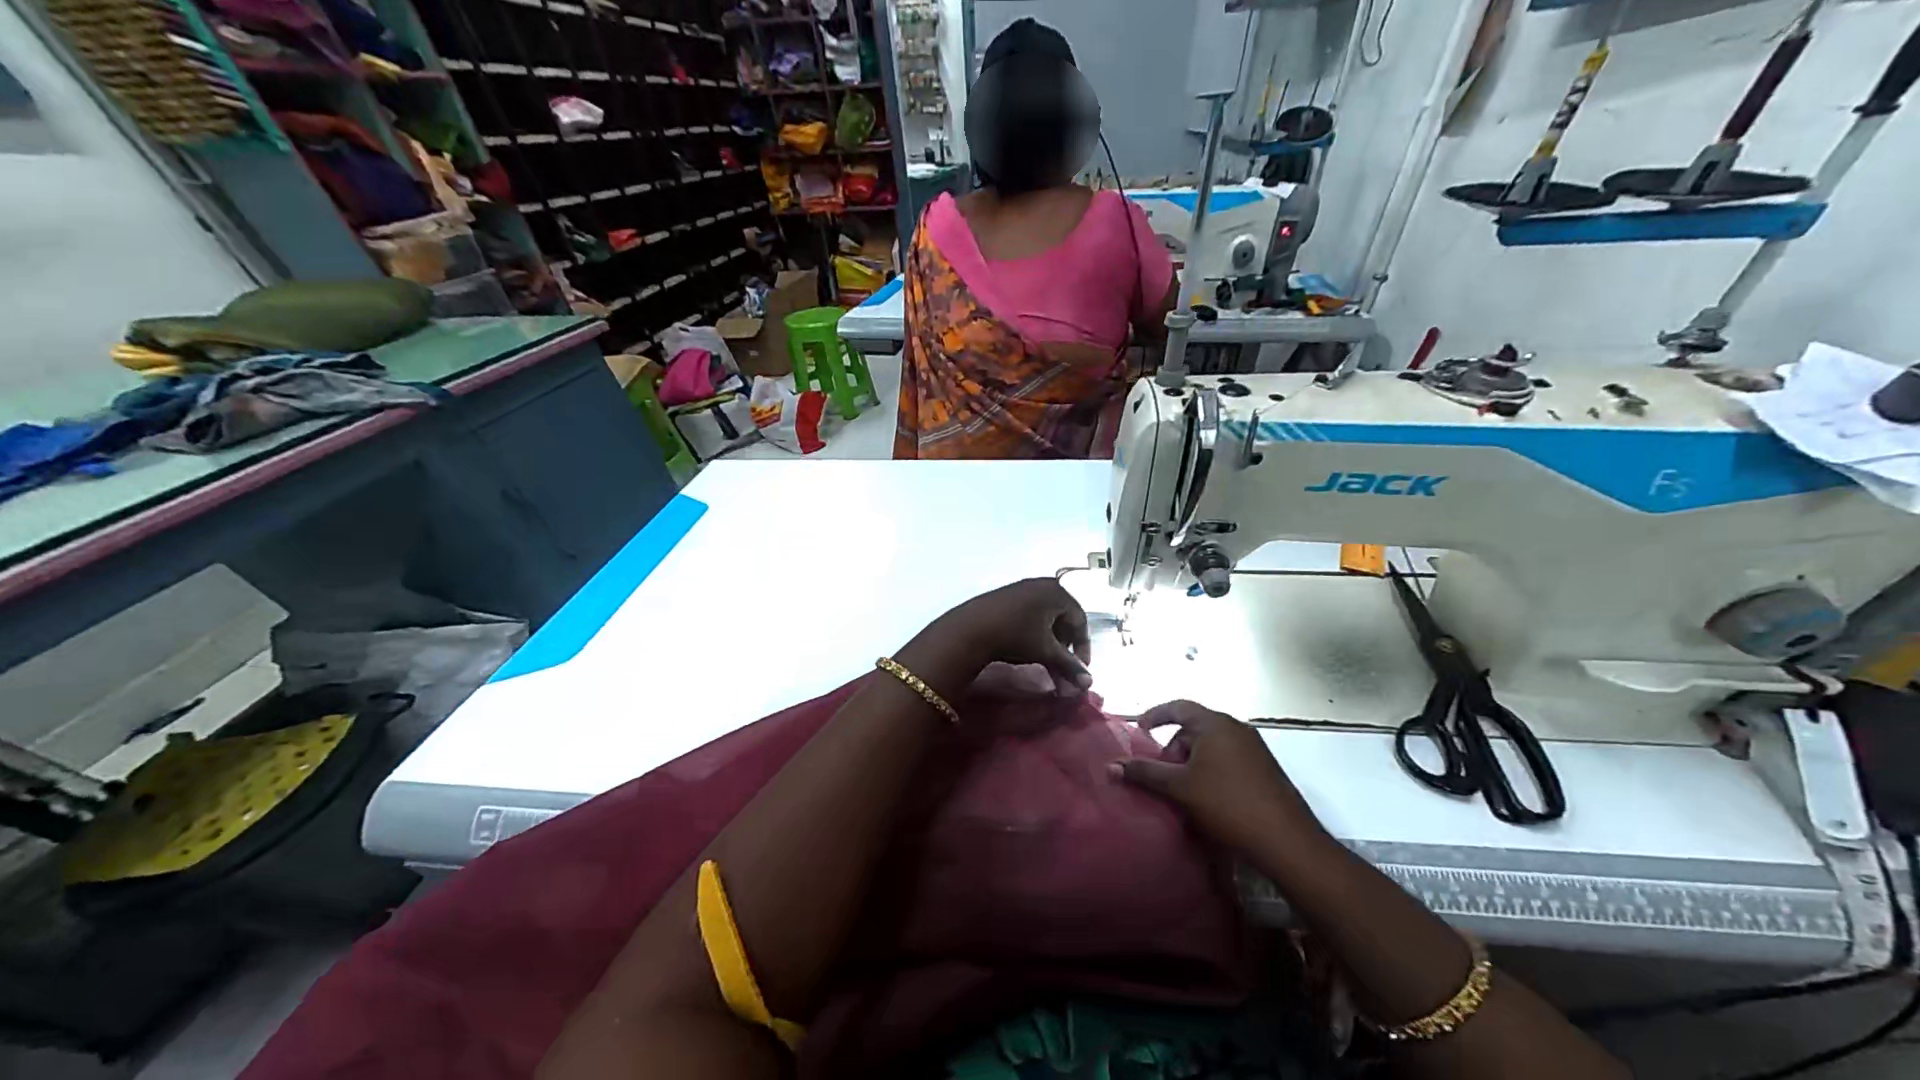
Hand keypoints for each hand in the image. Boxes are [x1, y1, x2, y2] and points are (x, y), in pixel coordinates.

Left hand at [898, 579, 1092, 699]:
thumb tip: (1088, 683)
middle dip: (1064, 648)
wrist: (969, 629)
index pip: (1080, 620)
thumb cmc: (1015, 636)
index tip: (1079, 669)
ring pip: (1044, 619)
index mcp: (1056, 591)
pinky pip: (1028, 616)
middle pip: (1062, 619)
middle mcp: (1040, 585)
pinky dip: (1033, 634)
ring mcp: (1020, 590)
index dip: (1082, 647)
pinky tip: (1026, 650)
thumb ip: (1069, 666)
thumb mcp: (1046, 652)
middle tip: (1061, 668)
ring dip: (1049, 644)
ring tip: (1044, 663)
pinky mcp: (1003, 598)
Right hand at [1113, 700, 1328, 857]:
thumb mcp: (1179, 787)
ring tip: (1183, 792)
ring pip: (1212, 747)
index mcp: (1215, 724)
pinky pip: (1228, 760)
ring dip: (1192, 763)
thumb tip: (1110, 766)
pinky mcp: (1265, 770)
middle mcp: (1236, 728)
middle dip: (1173, 748)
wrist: (1285, 840)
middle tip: (1163, 775)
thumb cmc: (1227, 803)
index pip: (1178, 706)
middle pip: (1194, 728)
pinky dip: (1211, 772)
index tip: (1139, 730)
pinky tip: (1208, 800)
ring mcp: (1254, 749)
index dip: (1155, 715)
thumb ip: (1145, 773)